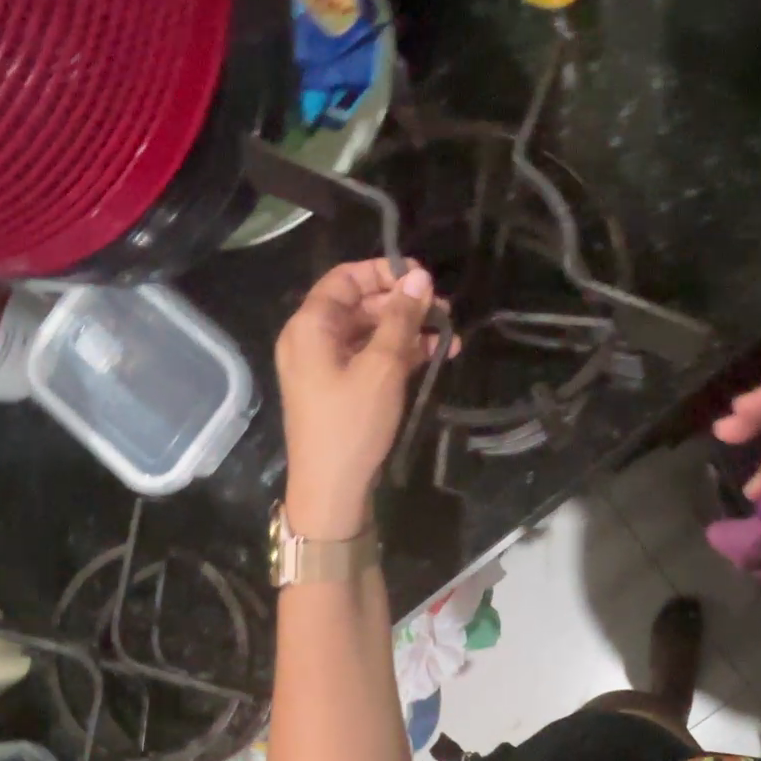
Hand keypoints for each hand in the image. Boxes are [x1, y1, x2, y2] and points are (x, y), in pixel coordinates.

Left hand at [276, 260, 447, 539]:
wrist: (331, 489)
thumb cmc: (352, 423)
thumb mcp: (382, 367)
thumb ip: (401, 319)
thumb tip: (420, 277)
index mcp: (310, 326)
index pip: (345, 279)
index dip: (383, 272)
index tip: (424, 278)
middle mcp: (311, 339)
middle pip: (360, 305)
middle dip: (403, 305)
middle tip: (445, 310)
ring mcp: (324, 366)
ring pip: (369, 334)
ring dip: (408, 332)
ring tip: (450, 338)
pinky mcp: (339, 389)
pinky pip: (369, 359)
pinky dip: (399, 355)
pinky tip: (435, 357)